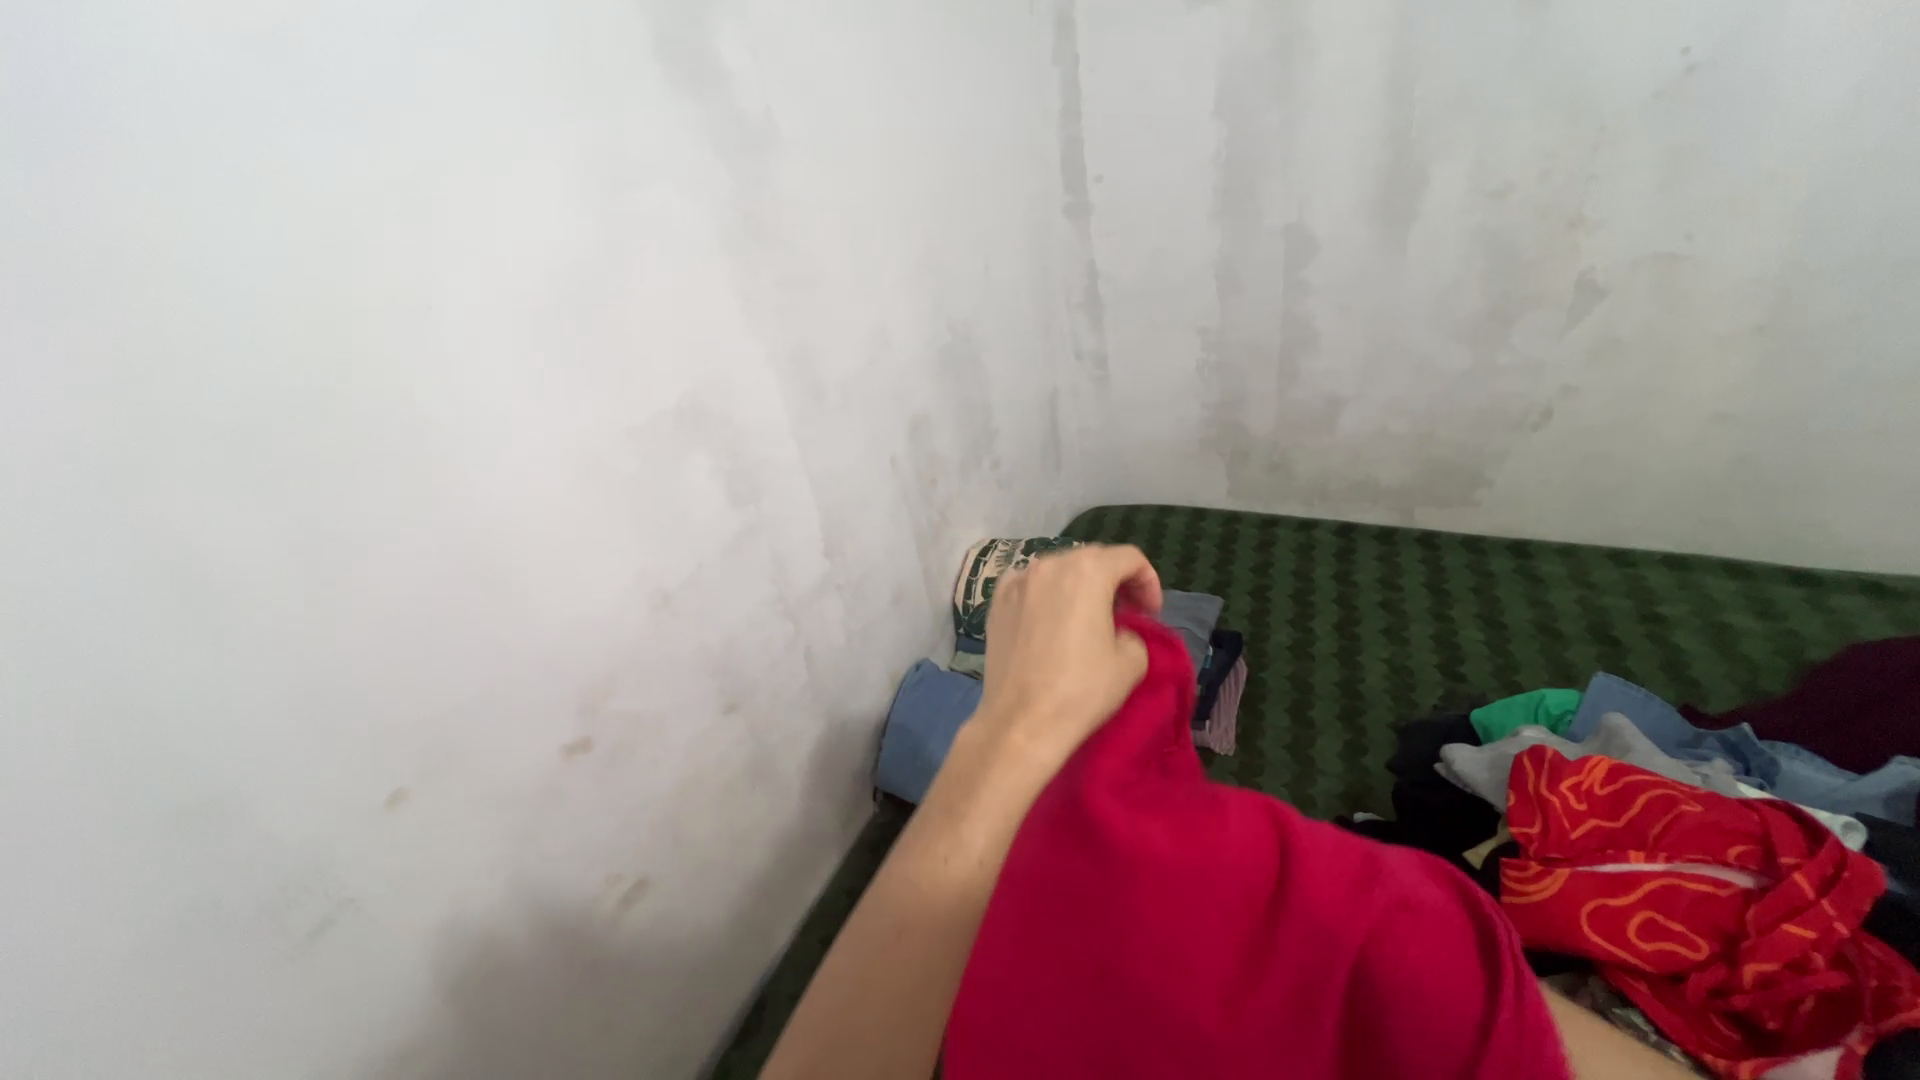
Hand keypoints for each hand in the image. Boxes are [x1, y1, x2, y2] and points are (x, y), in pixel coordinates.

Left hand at [971, 544, 1163, 773]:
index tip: (1150, 613)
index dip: (1148, 581)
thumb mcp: (1132, 661)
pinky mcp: (996, 602)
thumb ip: (1134, 631)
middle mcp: (1049, 565)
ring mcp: (1017, 582)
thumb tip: (1117, 630)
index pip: (1129, 558)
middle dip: (1115, 580)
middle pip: (1092, 559)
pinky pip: (1029, 585)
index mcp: (1088, 572)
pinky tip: (1051, 619)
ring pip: (1058, 569)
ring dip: (1080, 585)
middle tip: (1126, 612)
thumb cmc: (1082, 690)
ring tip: (1088, 616)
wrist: (1022, 721)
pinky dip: (1047, 593)